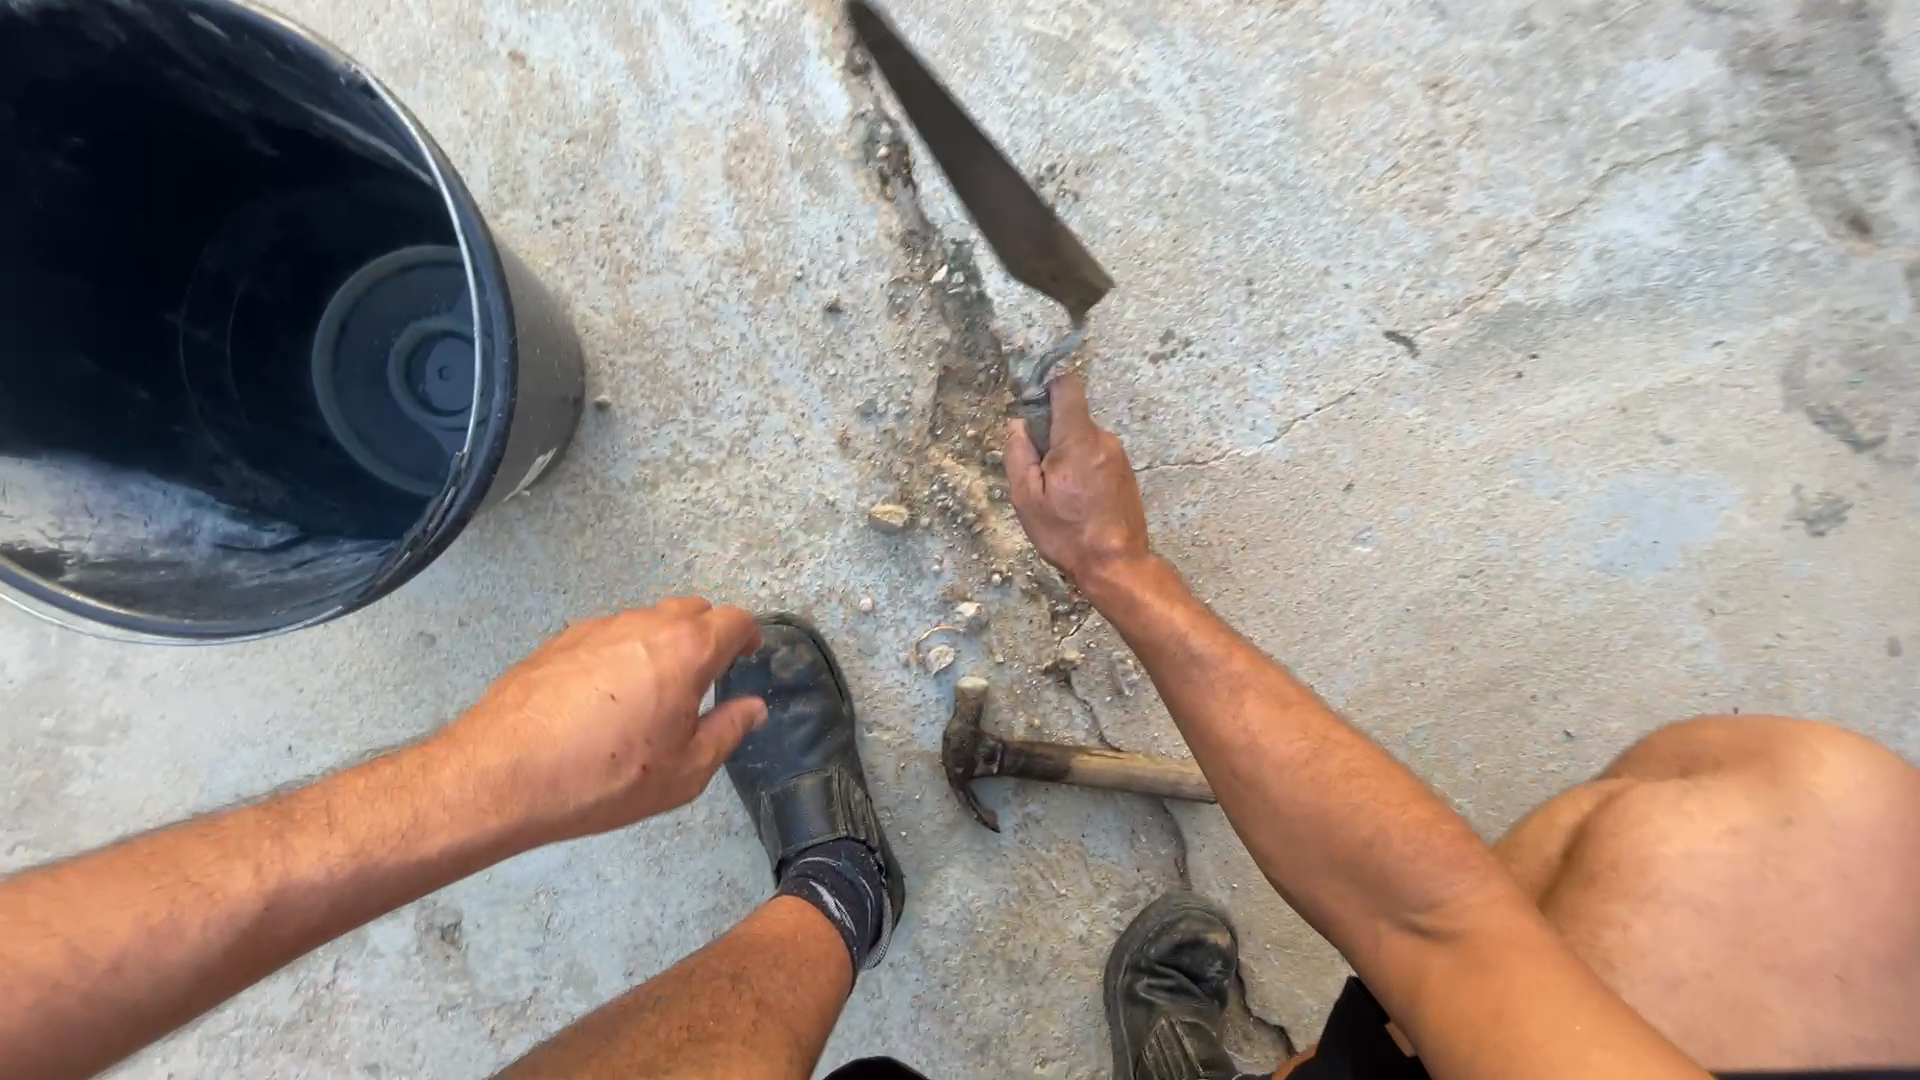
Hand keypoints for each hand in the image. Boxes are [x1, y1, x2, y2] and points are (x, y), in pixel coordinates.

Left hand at [433, 598, 766, 845]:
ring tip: (649, 692)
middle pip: (693, 609)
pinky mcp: (560, 640)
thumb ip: (729, 730)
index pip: (734, 619)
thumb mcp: (686, 770)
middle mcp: (646, 625)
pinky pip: (609, 635)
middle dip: (708, 634)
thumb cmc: (607, 776)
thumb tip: (754, 707)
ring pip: (648, 620)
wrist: (500, 776)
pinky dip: (622, 653)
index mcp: (686, 650)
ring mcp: (599, 627)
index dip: (748, 636)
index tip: (746, 657)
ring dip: (663, 642)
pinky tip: (602, 699)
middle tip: (703, 676)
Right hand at [1004, 374, 1152, 585]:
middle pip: (1072, 419)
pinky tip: (1078, 502)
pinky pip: (1097, 458)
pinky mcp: (1126, 473)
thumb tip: (1018, 424)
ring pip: (1084, 441)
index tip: (1032, 411)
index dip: (1046, 389)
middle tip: (1040, 476)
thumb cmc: (1066, 533)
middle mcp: (1104, 440)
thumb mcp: (1026, 497)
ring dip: (1067, 458)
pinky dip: (1083, 471)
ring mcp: (1119, 456)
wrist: (1115, 563)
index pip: (1067, 387)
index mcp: (1078, 439)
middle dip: (1052, 438)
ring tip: (1059, 496)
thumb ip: (1018, 453)